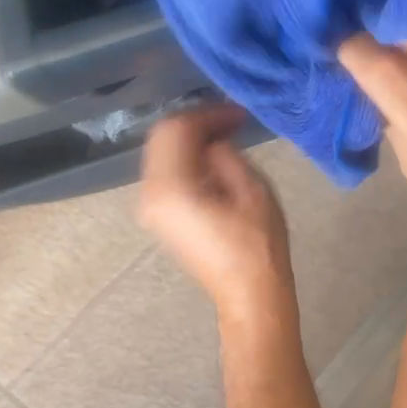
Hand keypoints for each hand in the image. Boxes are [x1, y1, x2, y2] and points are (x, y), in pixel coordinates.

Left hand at [140, 105, 293, 314]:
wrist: (249, 293)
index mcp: (170, 187)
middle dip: (197, 123)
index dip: (207, 113)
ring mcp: (150, 208)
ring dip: (191, 140)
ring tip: (228, 137)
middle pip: (162, 138)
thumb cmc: (257, 245)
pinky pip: (166, 173)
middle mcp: (149, 194)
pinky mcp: (160, 216)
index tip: (239, 114)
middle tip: (234, 121)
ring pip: (162, 154)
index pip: (177, 129)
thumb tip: (214, 142)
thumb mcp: (252, 190)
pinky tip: (215, 162)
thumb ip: (226, 154)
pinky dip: (187, 159)